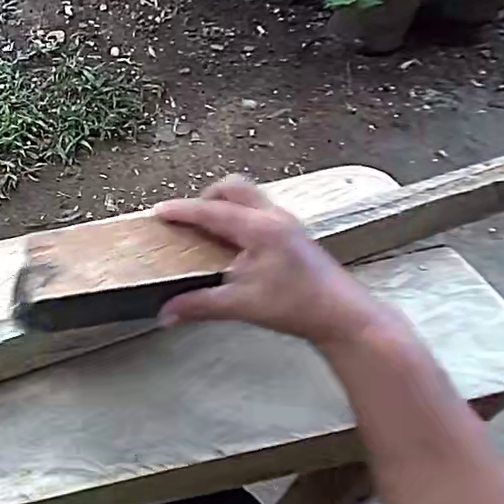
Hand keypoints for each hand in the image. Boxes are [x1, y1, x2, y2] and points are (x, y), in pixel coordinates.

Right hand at [152, 176, 394, 347]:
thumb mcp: (242, 305)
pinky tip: (238, 245)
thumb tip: (167, 312)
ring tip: (210, 230)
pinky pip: (262, 212)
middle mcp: (274, 218)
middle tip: (188, 218)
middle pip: (235, 188)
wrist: (342, 315)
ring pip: (251, 198)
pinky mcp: (296, 236)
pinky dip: (242, 217)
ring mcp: (288, 225)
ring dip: (227, 205)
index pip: (212, 211)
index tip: (161, 212)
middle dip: (207, 197)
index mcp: (259, 228)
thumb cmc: (300, 305)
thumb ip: (201, 305)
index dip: (183, 211)